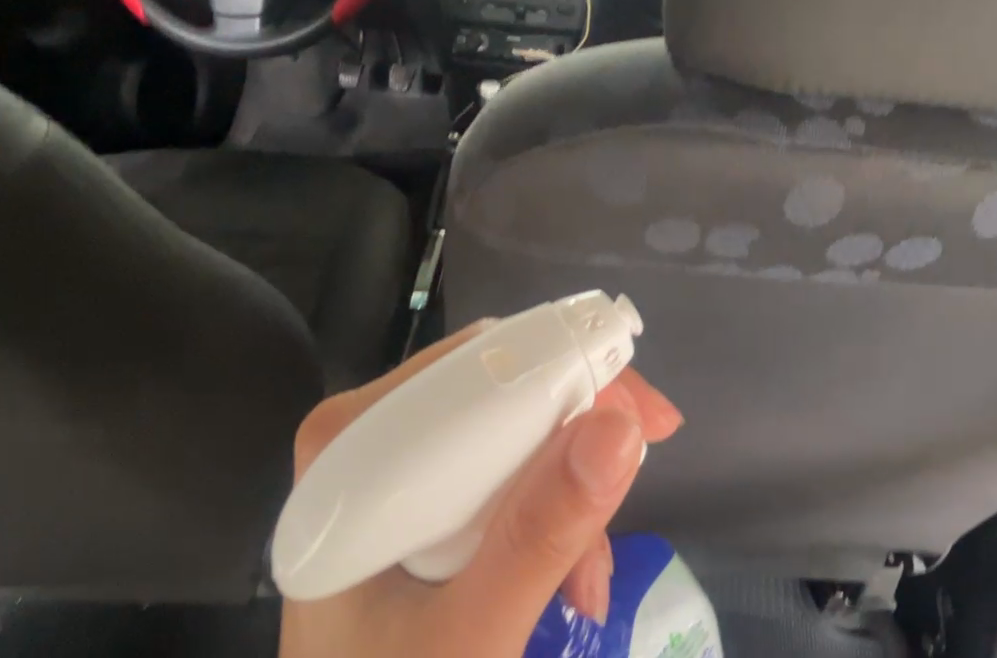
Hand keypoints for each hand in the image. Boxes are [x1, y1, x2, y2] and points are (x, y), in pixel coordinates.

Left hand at [278, 324, 683, 657]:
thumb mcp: (469, 636)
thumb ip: (537, 538)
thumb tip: (619, 427)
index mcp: (352, 446)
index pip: (477, 366)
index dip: (569, 376)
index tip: (644, 419)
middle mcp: (365, 439)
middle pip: (498, 394)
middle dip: (575, 446)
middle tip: (637, 477)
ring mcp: (386, 473)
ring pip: (508, 436)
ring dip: (566, 496)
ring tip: (588, 582)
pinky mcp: (409, 508)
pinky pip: (497, 478)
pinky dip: (542, 520)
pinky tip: (566, 581)